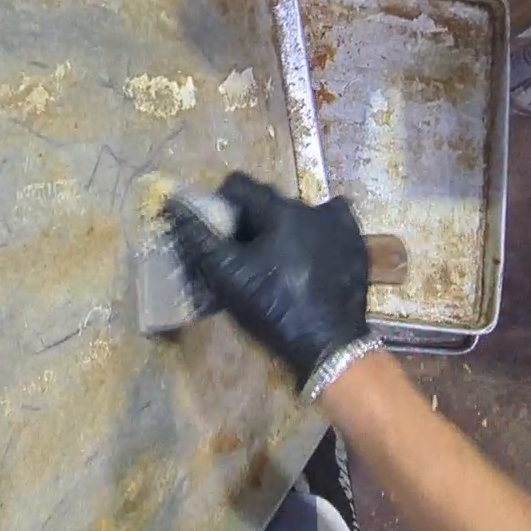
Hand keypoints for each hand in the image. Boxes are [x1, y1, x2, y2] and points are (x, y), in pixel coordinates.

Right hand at [164, 172, 372, 387]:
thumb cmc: (272, 307)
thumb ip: (198, 235)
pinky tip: (310, 256)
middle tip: (243, 251)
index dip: (222, 204)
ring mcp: (339, 224)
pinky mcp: (356, 243)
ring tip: (277, 259)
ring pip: (299, 212)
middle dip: (253, 218)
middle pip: (269, 200)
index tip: (219, 231)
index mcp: (278, 209)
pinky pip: (331, 224)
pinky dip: (317, 232)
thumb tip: (173, 201)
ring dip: (284, 226)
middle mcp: (310, 206)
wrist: (328, 345)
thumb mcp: (226, 274)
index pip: (239, 184)